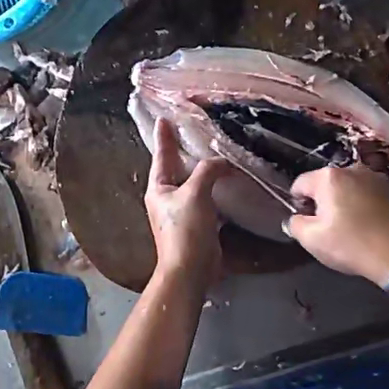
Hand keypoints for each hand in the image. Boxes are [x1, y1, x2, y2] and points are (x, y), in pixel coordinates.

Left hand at [145, 119, 230, 283]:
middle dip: (184, 151)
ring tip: (215, 154)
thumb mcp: (195, 193)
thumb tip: (223, 162)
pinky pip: (208, 200)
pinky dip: (217, 190)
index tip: (163, 119)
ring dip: (204, 171)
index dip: (164, 137)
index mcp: (159, 188)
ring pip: (194, 184)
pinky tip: (229, 184)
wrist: (191, 270)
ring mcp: (182, 212)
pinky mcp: (198, 224)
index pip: (162, 155)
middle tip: (192, 131)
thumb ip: (208, 171)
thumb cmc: (185, 230)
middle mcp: (167, 197)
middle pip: (177, 168)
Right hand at [285, 166, 388, 286]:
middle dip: (324, 201)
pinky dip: (367, 206)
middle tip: (329, 227)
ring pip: (351, 188)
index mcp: (329, 178)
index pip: (300, 184)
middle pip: (326, 184)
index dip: (298, 204)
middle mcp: (353, 169)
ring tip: (354, 227)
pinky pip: (372, 194)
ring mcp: (379, 178)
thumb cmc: (353, 245)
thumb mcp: (312, 240)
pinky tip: (372, 226)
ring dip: (347, 202)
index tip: (307, 222)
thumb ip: (295, 224)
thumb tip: (297, 218)